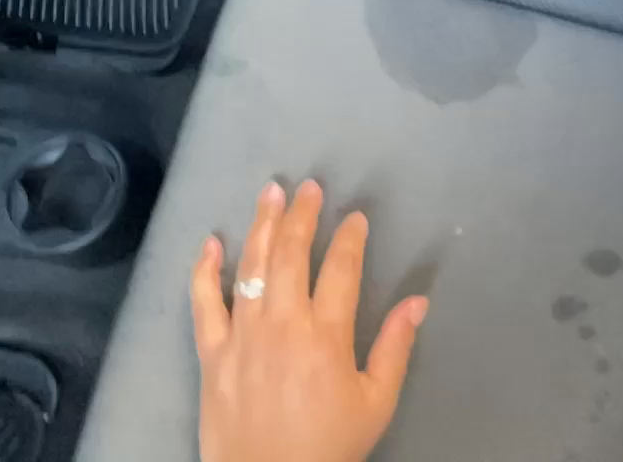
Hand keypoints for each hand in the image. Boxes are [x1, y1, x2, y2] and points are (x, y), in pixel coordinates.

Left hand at [191, 180, 428, 461]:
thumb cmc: (327, 447)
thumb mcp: (375, 403)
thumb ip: (396, 348)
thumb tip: (418, 301)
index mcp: (326, 334)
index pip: (342, 268)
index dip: (351, 237)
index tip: (355, 217)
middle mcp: (283, 323)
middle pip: (293, 253)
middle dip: (304, 215)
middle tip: (310, 187)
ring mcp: (243, 335)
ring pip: (252, 266)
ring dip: (263, 224)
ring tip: (271, 191)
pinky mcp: (212, 353)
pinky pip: (204, 304)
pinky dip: (205, 270)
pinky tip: (212, 242)